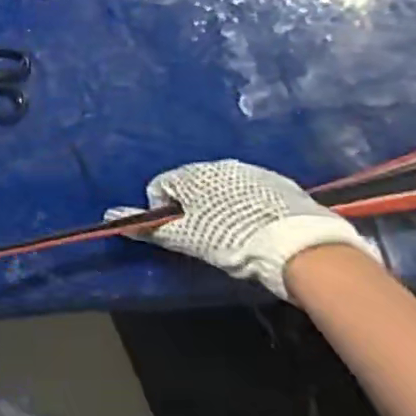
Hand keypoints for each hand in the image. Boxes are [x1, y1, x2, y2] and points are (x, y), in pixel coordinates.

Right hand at [106, 159, 379, 299]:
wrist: (304, 249)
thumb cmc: (229, 238)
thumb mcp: (182, 237)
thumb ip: (146, 226)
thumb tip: (111, 216)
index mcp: (192, 174)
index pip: (160, 186)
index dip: (163, 210)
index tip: (177, 230)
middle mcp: (222, 166)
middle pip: (193, 185)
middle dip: (193, 204)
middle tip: (203, 231)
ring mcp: (257, 173)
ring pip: (224, 188)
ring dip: (221, 204)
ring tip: (232, 229)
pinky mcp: (287, 185)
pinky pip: (253, 192)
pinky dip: (249, 206)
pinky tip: (257, 225)